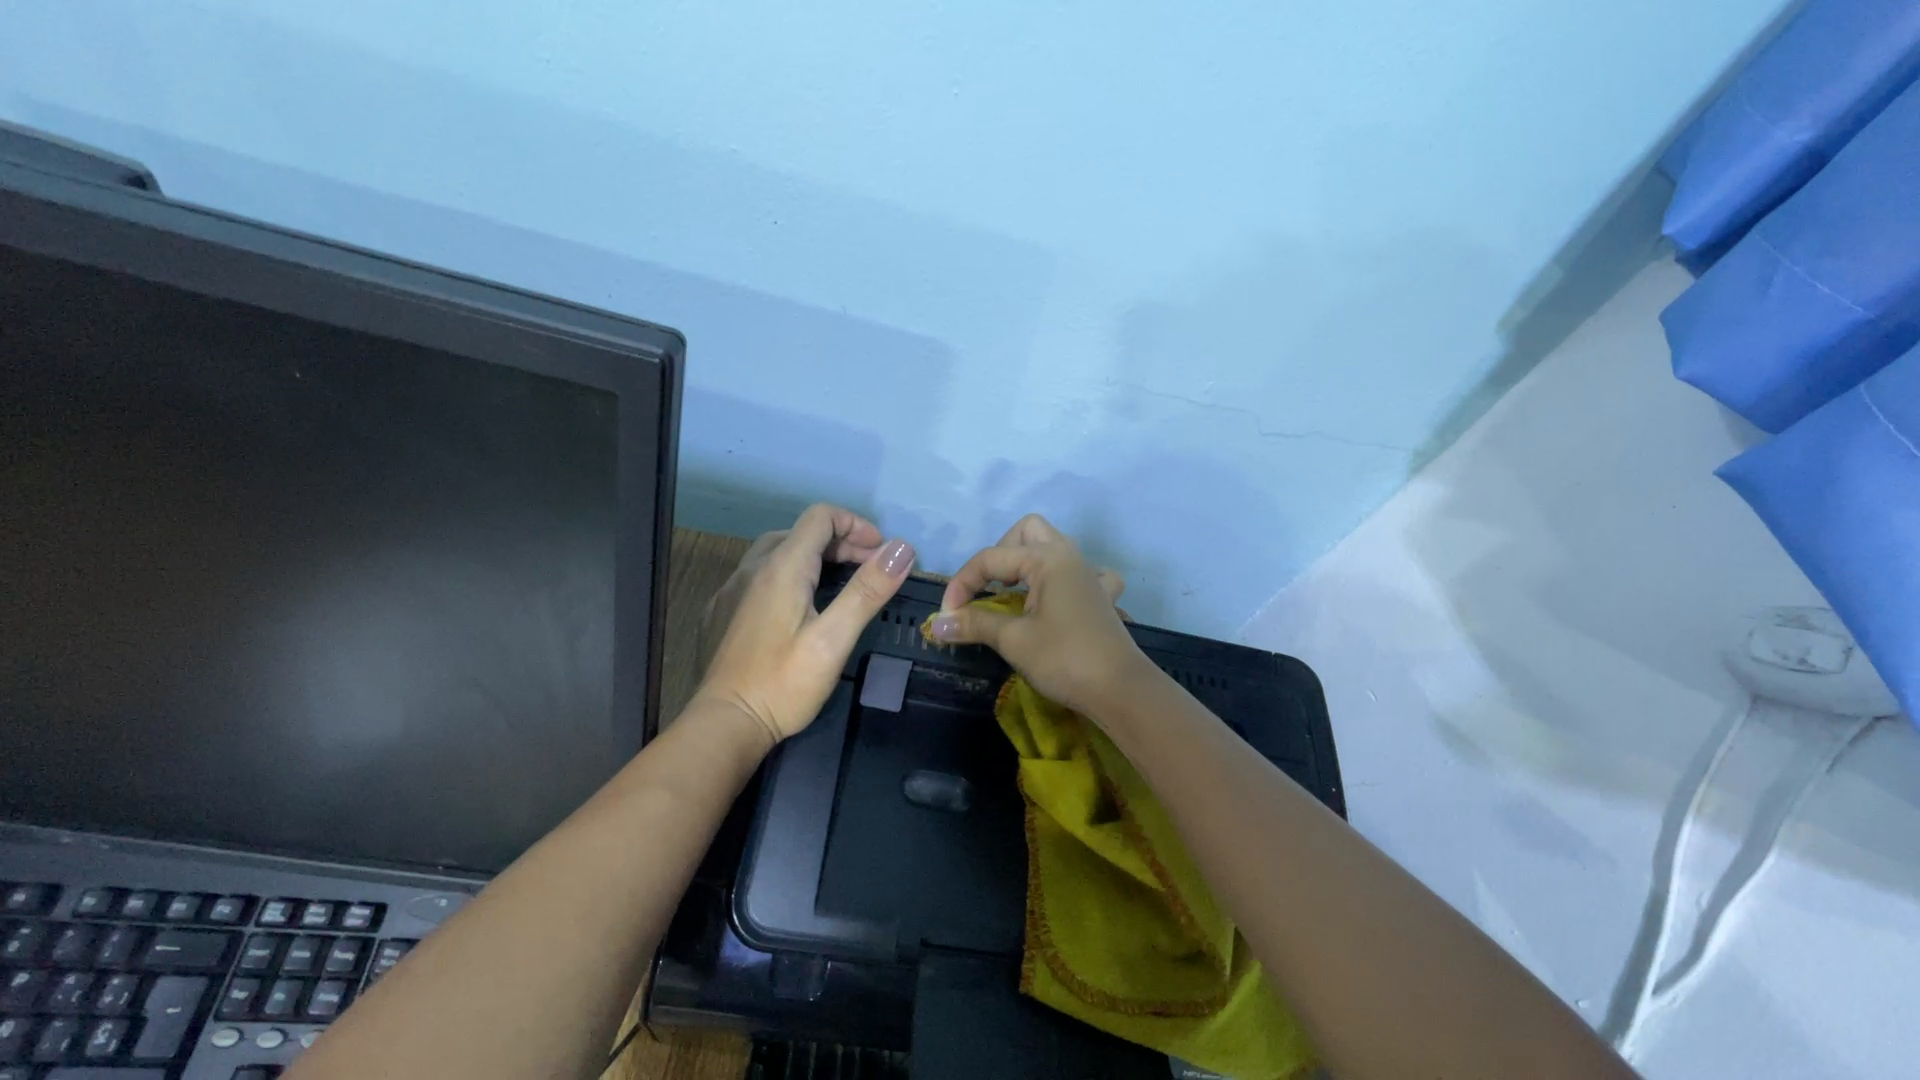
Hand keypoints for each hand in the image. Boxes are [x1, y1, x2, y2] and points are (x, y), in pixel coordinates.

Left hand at [694, 504, 914, 746]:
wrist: (725, 724)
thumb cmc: (784, 684)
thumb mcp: (834, 639)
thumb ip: (867, 590)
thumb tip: (901, 549)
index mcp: (782, 567)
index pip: (820, 517)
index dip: (856, 525)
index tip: (881, 552)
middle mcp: (752, 568)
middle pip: (801, 533)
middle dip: (840, 543)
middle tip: (870, 571)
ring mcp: (732, 589)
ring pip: (777, 553)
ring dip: (813, 558)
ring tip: (839, 584)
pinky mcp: (721, 611)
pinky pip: (758, 577)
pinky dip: (787, 577)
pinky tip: (797, 608)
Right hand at [928, 514, 1146, 718]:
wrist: (1120, 690)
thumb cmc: (1065, 659)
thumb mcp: (1013, 640)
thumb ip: (975, 624)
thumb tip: (937, 624)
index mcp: (1047, 559)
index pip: (991, 559)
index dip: (962, 584)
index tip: (946, 616)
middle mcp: (1070, 556)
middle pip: (1027, 532)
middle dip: (999, 554)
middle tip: (986, 589)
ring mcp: (1090, 575)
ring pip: (1053, 547)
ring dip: (1028, 563)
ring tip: (1013, 593)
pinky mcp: (1101, 598)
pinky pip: (1082, 572)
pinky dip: (1063, 580)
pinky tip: (1057, 599)